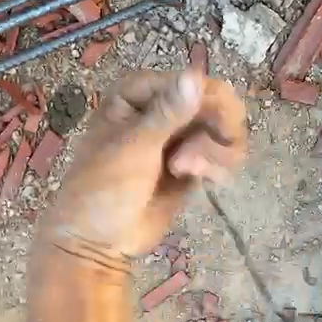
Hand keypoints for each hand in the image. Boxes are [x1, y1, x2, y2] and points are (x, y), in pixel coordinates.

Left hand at [40, 69, 247, 258]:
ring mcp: (181, 133)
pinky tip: (207, 181)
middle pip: (217, 100)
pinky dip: (220, 165)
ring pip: (225, 126)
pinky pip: (224, 151)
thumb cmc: (103, 190)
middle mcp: (165, 106)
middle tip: (197, 159)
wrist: (96, 247)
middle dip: (216, 130)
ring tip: (189, 172)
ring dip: (216, 152)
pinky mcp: (194, 160)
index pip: (192, 81)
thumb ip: (168, 112)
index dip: (210, 100)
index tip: (216, 125)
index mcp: (141, 92)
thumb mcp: (134, 148)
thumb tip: (195, 74)